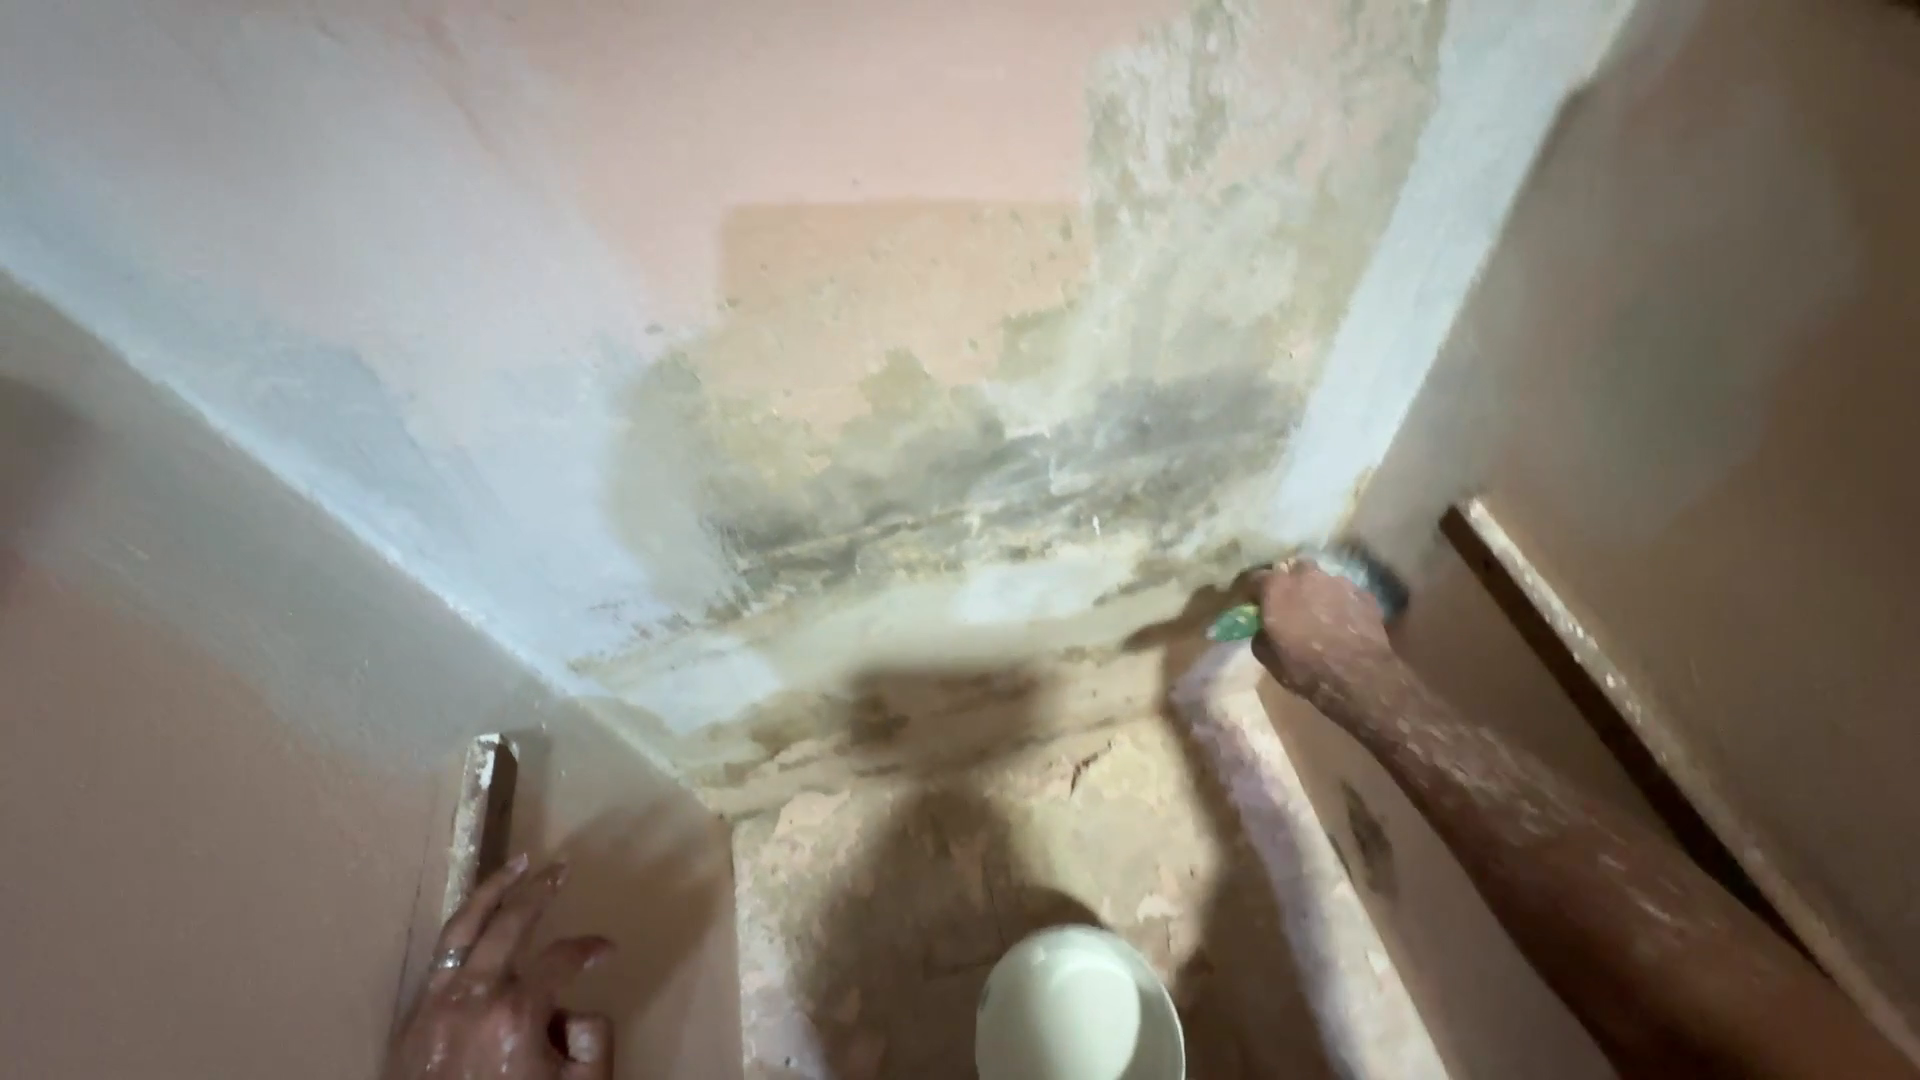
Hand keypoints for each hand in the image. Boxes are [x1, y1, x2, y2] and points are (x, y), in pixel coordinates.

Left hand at [383, 856, 615, 1079]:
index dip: (591, 949)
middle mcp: (472, 1001)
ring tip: (517, 864)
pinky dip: (462, 930)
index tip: (607, 952)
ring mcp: (434, 1010)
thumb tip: (571, 1006)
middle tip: (561, 869)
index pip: (564, 957)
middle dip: (540, 891)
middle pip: (509, 924)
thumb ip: (593, 1034)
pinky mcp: (411, 1025)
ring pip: (461, 931)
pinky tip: (479, 916)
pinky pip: (438, 962)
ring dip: (493, 892)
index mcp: (516, 1015)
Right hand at [1254, 558, 1392, 694]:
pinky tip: (1343, 621)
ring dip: (1317, 591)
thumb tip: (1263, 631)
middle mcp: (1306, 576)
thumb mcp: (1269, 659)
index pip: (1255, 577)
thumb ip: (1260, 636)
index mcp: (1276, 588)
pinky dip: (1341, 602)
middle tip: (1289, 603)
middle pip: (1293, 569)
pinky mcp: (1364, 594)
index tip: (1253, 603)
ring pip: (1322, 579)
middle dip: (1290, 582)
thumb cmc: (1306, 666)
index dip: (1252, 591)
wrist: (1359, 676)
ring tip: (1320, 612)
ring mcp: (1338, 582)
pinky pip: (1345, 593)